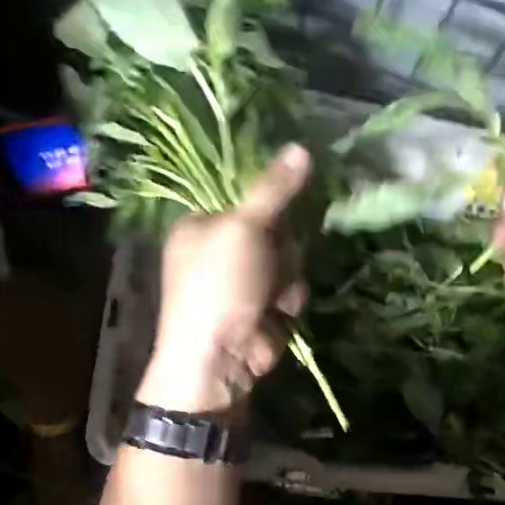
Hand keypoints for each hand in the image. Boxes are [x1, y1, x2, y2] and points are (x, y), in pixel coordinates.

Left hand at [135, 145, 310, 413]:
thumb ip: (274, 189)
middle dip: (282, 245)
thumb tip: (301, 146)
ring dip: (288, 275)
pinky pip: (290, 288)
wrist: (218, 358)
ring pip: (288, 258)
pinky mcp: (263, 307)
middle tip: (273, 260)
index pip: (246, 197)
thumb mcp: (244, 227)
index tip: (287, 206)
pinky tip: (278, 312)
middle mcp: (220, 248)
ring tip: (272, 295)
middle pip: (274, 227)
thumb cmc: (220, 285)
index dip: (269, 203)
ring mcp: (243, 281)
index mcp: (202, 224)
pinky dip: (288, 300)